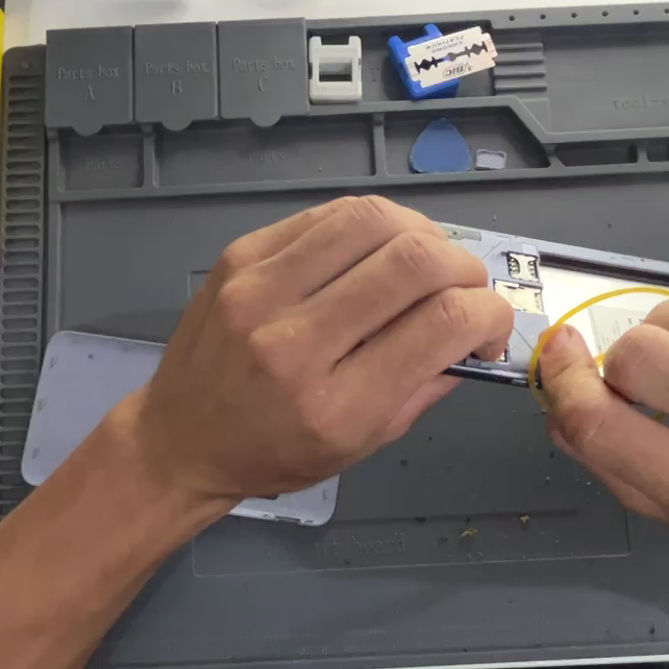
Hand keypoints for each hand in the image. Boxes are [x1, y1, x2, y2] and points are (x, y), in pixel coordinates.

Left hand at [129, 196, 512, 504]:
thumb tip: (472, 331)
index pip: (442, 324)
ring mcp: (261, 289)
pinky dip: (372, 225)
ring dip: (422, 234)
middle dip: (465, 268)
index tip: (489, 327)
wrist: (180, 437)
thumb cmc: (272, 454)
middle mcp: (296, 340)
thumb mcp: (359, 447)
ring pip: (374, 219)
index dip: (489, 314)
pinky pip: (328, 214)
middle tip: (465, 290)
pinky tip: (377, 249)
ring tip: (426, 261)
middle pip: (415, 261)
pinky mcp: (241, 256)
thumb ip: (424, 387)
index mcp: (335, 405)